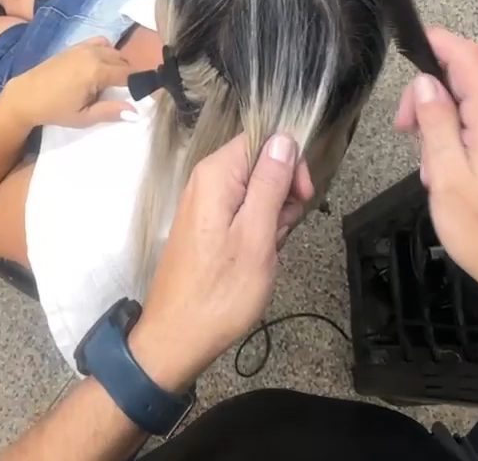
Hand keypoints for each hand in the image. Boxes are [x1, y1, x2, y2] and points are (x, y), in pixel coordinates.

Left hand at [1, 38, 131, 129]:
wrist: (26, 96)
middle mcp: (94, 54)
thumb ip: (111, 112)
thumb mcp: (84, 117)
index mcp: (97, 71)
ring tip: (112, 81)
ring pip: (113, 51)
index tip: (141, 94)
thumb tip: (136, 112)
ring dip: (118, 63)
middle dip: (128, 74)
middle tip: (124, 92)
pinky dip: (107, 51)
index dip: (138, 84)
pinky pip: (101, 42)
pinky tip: (101, 65)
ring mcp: (84, 47)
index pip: (128, 74)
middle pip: (123, 61)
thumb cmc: (55, 110)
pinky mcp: (76, 45)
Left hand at [129, 133, 313, 390]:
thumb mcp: (256, 235)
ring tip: (265, 250)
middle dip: (282, 194)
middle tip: (278, 232)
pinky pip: (243, 211)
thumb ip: (271, 182)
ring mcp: (205, 202)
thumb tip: (284, 138)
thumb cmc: (220, 292)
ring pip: (256, 190)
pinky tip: (256, 256)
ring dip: (272, 217)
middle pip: (260, 163)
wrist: (177, 338)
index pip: (263, 139)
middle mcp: (206, 179)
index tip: (300, 197)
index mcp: (216, 174)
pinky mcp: (207, 223)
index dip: (288, 163)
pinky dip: (257, 230)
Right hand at [397, 27, 477, 307]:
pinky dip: (457, 137)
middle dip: (430, 95)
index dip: (439, 42)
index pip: (468, 58)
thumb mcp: (448, 179)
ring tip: (427, 167)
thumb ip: (436, 125)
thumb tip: (424, 83)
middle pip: (467, 81)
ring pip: (472, 106)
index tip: (410, 43)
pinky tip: (445, 171)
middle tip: (404, 130)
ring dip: (441, 123)